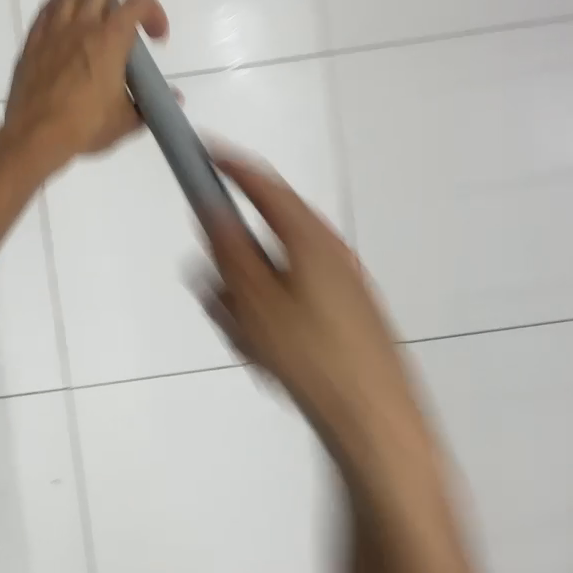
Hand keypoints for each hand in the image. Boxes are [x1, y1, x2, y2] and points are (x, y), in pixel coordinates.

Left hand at [0, 0, 167, 174]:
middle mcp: (82, 28)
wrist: (34, 136)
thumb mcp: (125, 121)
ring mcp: (53, 34)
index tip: (158, 36)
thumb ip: (148, 106)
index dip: (155, 12)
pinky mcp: (32, 46)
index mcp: (110, 40)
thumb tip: (173, 100)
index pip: (139, 4)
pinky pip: (45, 12)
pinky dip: (56, 0)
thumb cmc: (84, 127)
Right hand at [199, 152, 427, 458]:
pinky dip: (266, 321)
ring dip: (243, 302)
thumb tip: (210, 206)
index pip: (263, 185)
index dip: (228, 166)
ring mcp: (338, 289)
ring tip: (245, 341)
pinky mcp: (341, 320)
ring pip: (268, 277)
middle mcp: (328, 255)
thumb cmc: (308, 353)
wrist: (372, 419)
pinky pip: (287, 306)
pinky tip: (267, 356)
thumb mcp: (253, 298)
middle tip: (218, 298)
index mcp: (309, 239)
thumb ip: (227, 248)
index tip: (199, 153)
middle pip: (260, 238)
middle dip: (228, 265)